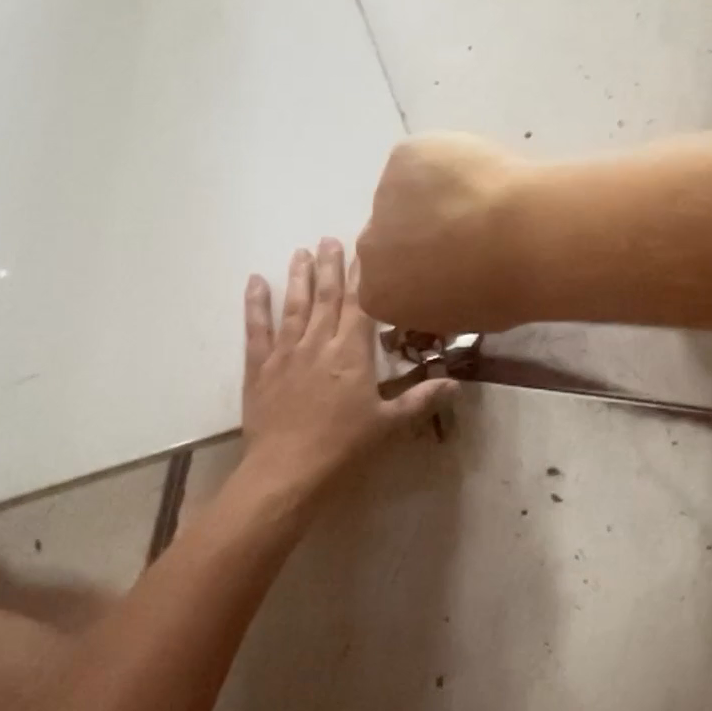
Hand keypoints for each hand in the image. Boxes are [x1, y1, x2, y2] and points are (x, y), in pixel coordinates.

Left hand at [240, 238, 456, 491]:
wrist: (287, 471)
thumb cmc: (344, 449)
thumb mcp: (389, 425)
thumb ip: (420, 400)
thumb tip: (456, 383)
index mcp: (352, 354)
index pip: (360, 306)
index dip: (364, 277)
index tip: (364, 250)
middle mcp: (319, 344)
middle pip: (327, 298)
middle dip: (330, 267)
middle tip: (330, 239)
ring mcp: (286, 353)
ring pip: (294, 306)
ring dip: (299, 277)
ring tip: (302, 251)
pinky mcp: (259, 368)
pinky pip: (256, 329)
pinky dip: (255, 305)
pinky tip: (255, 282)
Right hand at [355, 133, 528, 331]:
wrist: (521, 239)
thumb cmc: (500, 291)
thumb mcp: (464, 314)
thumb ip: (440, 297)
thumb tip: (450, 281)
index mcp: (378, 296)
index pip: (388, 285)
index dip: (420, 274)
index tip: (452, 270)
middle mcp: (367, 249)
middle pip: (389, 237)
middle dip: (419, 235)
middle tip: (467, 235)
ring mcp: (382, 197)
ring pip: (405, 194)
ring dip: (432, 197)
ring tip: (479, 202)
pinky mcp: (402, 156)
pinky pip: (421, 159)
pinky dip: (445, 164)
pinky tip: (477, 175)